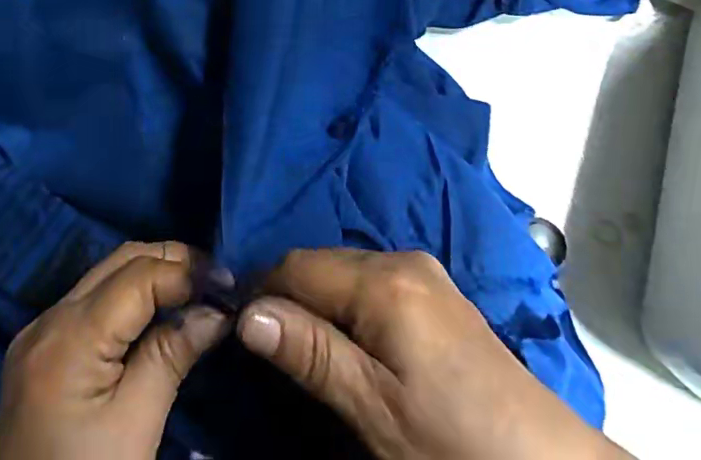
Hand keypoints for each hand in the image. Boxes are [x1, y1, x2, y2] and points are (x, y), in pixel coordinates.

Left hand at [0, 241, 230, 459]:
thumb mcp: (136, 427)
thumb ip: (170, 357)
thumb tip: (214, 311)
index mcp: (69, 335)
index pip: (136, 275)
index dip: (186, 271)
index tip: (228, 284)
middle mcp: (48, 318)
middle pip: (117, 263)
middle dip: (169, 262)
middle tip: (216, 282)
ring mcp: (36, 332)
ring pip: (101, 277)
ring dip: (148, 276)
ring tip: (194, 293)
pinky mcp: (36, 350)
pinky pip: (86, 303)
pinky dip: (124, 298)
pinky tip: (154, 314)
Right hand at [236, 248, 631, 459]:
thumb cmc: (461, 448)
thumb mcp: (378, 412)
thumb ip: (311, 355)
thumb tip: (245, 314)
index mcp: (385, 281)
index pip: (295, 266)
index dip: (261, 295)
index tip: (240, 337)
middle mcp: (402, 259)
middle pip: (318, 264)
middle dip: (288, 299)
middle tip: (276, 356)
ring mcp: (424, 273)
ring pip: (342, 273)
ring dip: (316, 305)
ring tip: (311, 357)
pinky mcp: (436, 294)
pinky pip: (369, 284)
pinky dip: (346, 308)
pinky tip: (351, 346)